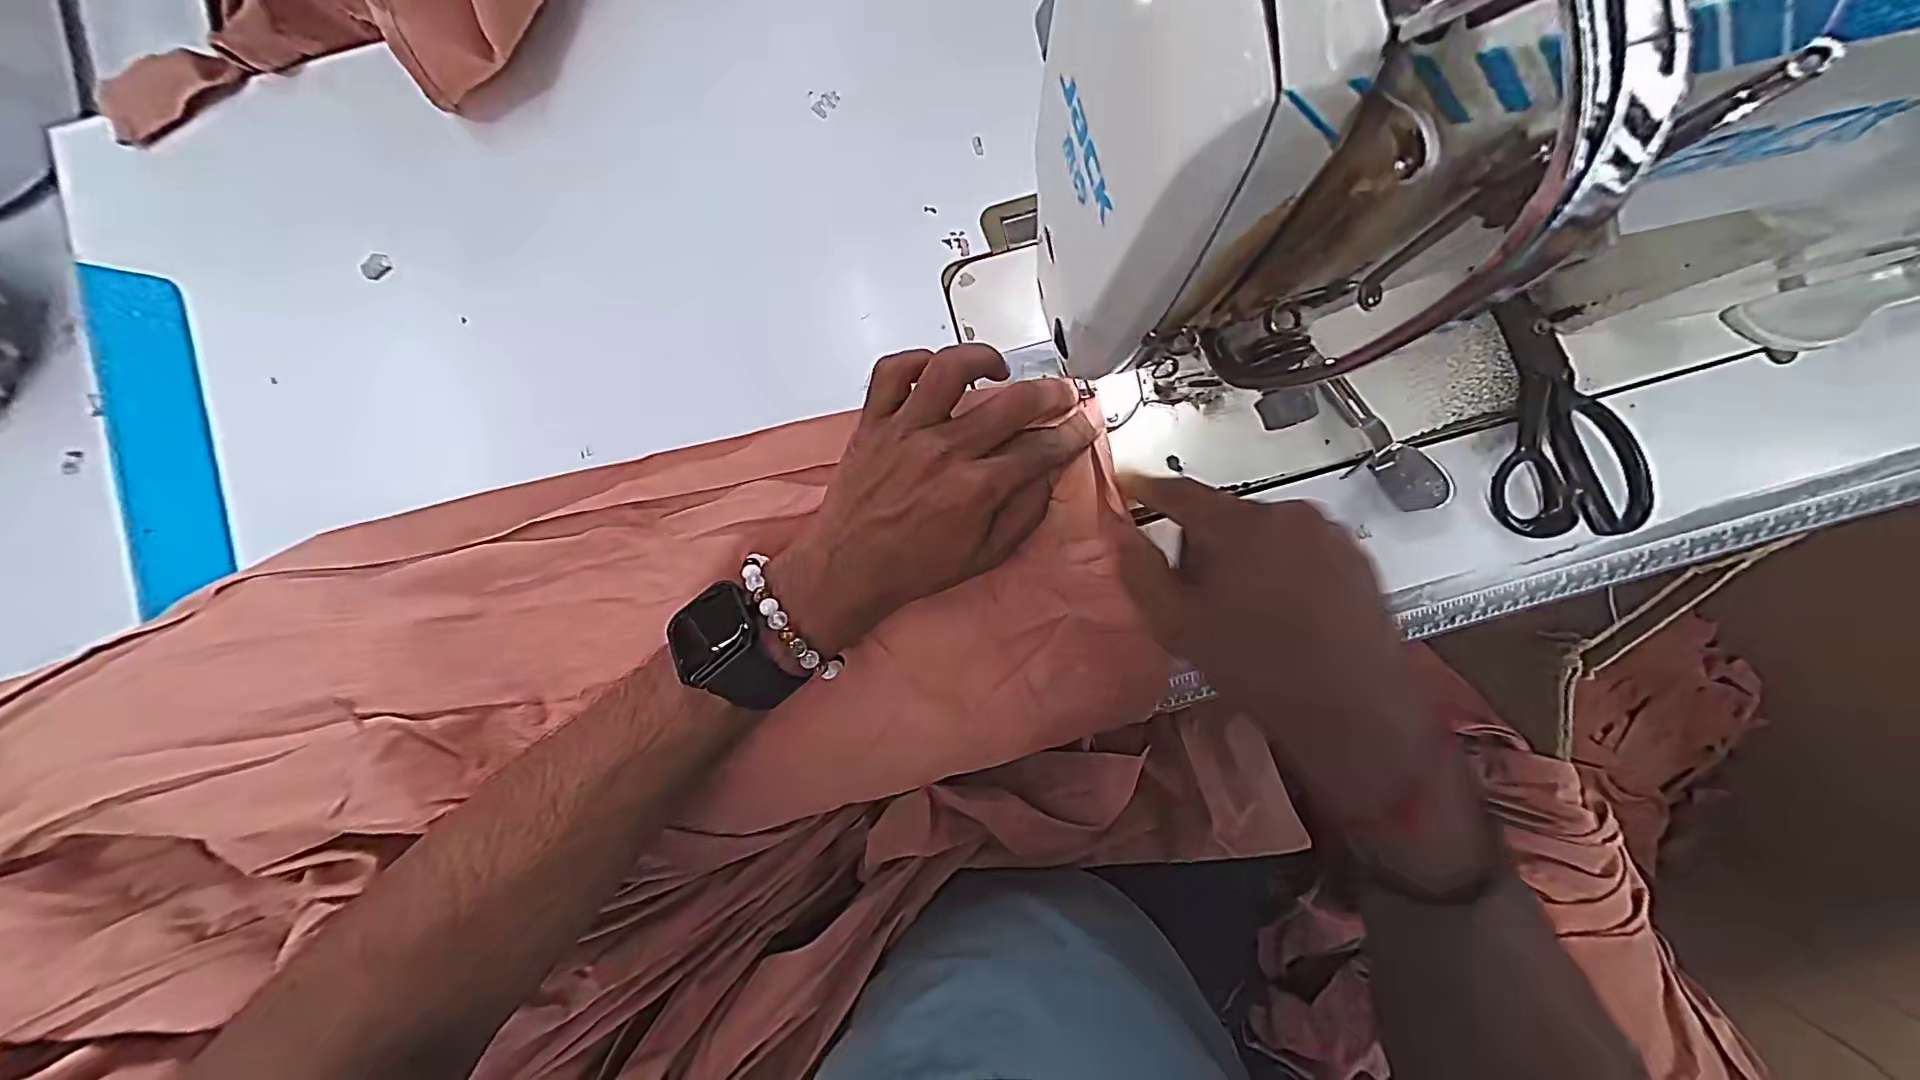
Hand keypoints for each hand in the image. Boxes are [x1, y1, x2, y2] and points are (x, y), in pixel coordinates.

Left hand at [771, 344, 1097, 655]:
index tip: (1080, 427)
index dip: (1071, 435)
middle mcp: (945, 452)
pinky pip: (891, 373)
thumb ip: (1024, 515)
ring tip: (998, 369)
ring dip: (984, 359)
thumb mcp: (985, 556)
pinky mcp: (874, 424)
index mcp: (976, 488)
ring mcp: (906, 432)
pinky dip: (913, 360)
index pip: (1040, 449)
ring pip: (951, 369)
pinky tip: (933, 370)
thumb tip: (1047, 478)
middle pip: (1013, 403)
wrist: (849, 569)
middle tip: (1059, 393)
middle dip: (1051, 393)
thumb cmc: (913, 567)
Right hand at [1112, 475, 1490, 883]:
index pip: (1180, 492)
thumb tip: (1123, 538)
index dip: (1148, 487)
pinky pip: (1299, 545)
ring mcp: (1328, 531)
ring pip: (1262, 530)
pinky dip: (1280, 564)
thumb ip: (1141, 573)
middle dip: (1202, 542)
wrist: (1353, 709)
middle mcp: (1288, 514)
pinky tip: (1282, 609)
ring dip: (1242, 554)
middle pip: (1223, 513)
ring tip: (1246, 608)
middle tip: (1198, 591)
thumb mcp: (1179, 626)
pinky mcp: (1355, 553)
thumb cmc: (1257, 667)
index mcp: (1239, 526)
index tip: (1130, 482)